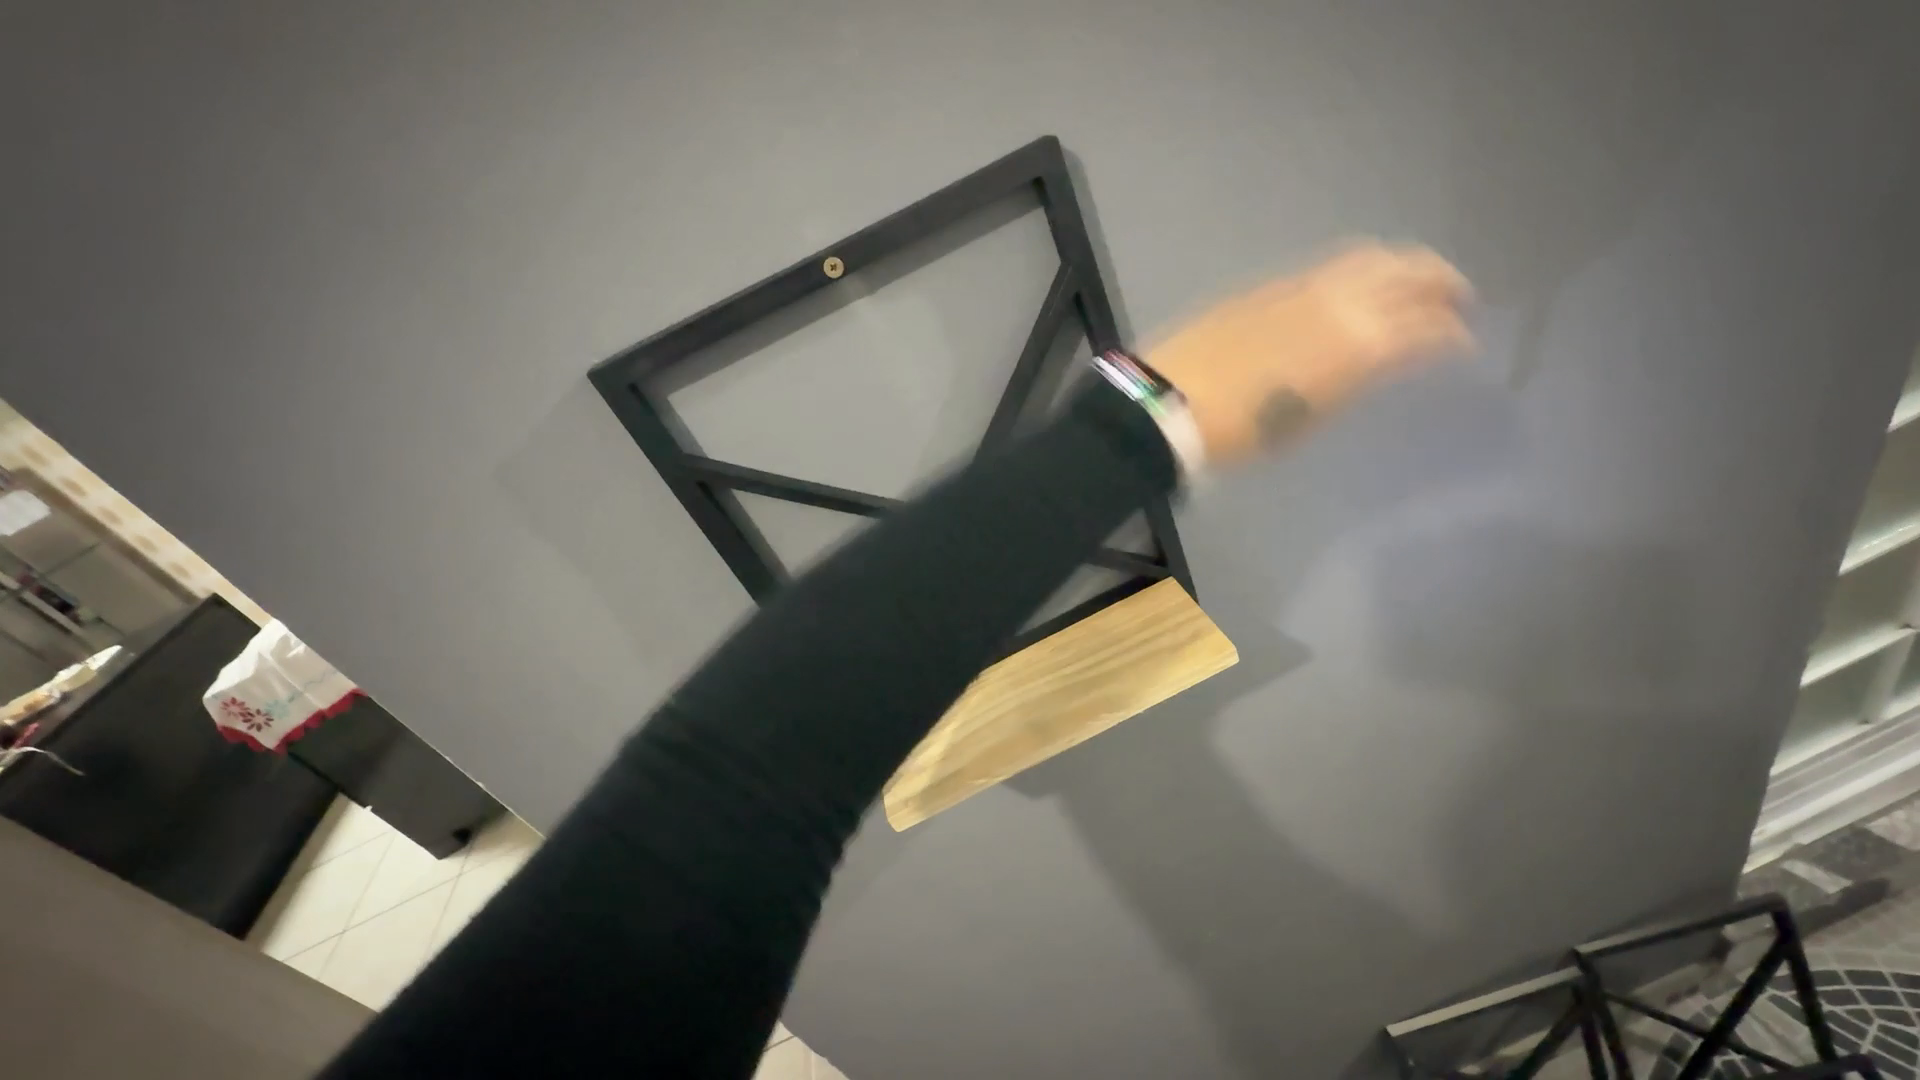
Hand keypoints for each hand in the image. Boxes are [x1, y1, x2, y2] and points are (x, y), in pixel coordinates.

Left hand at [1146, 242, 1473, 465]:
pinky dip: (1357, 269)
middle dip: (1440, 281)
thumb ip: (1352, 381)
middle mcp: (1341, 303)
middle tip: (1456, 296)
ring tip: (1412, 282)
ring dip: (1402, 266)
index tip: (1465, 343)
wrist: (1170, 401)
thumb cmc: (1241, 430)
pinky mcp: (1269, 283)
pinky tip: (1355, 285)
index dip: (1454, 336)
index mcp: (1360, 346)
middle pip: (1409, 272)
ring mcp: (1303, 285)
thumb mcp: (1309, 418)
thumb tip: (1375, 361)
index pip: (1427, 329)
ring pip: (1370, 257)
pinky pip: (1328, 266)